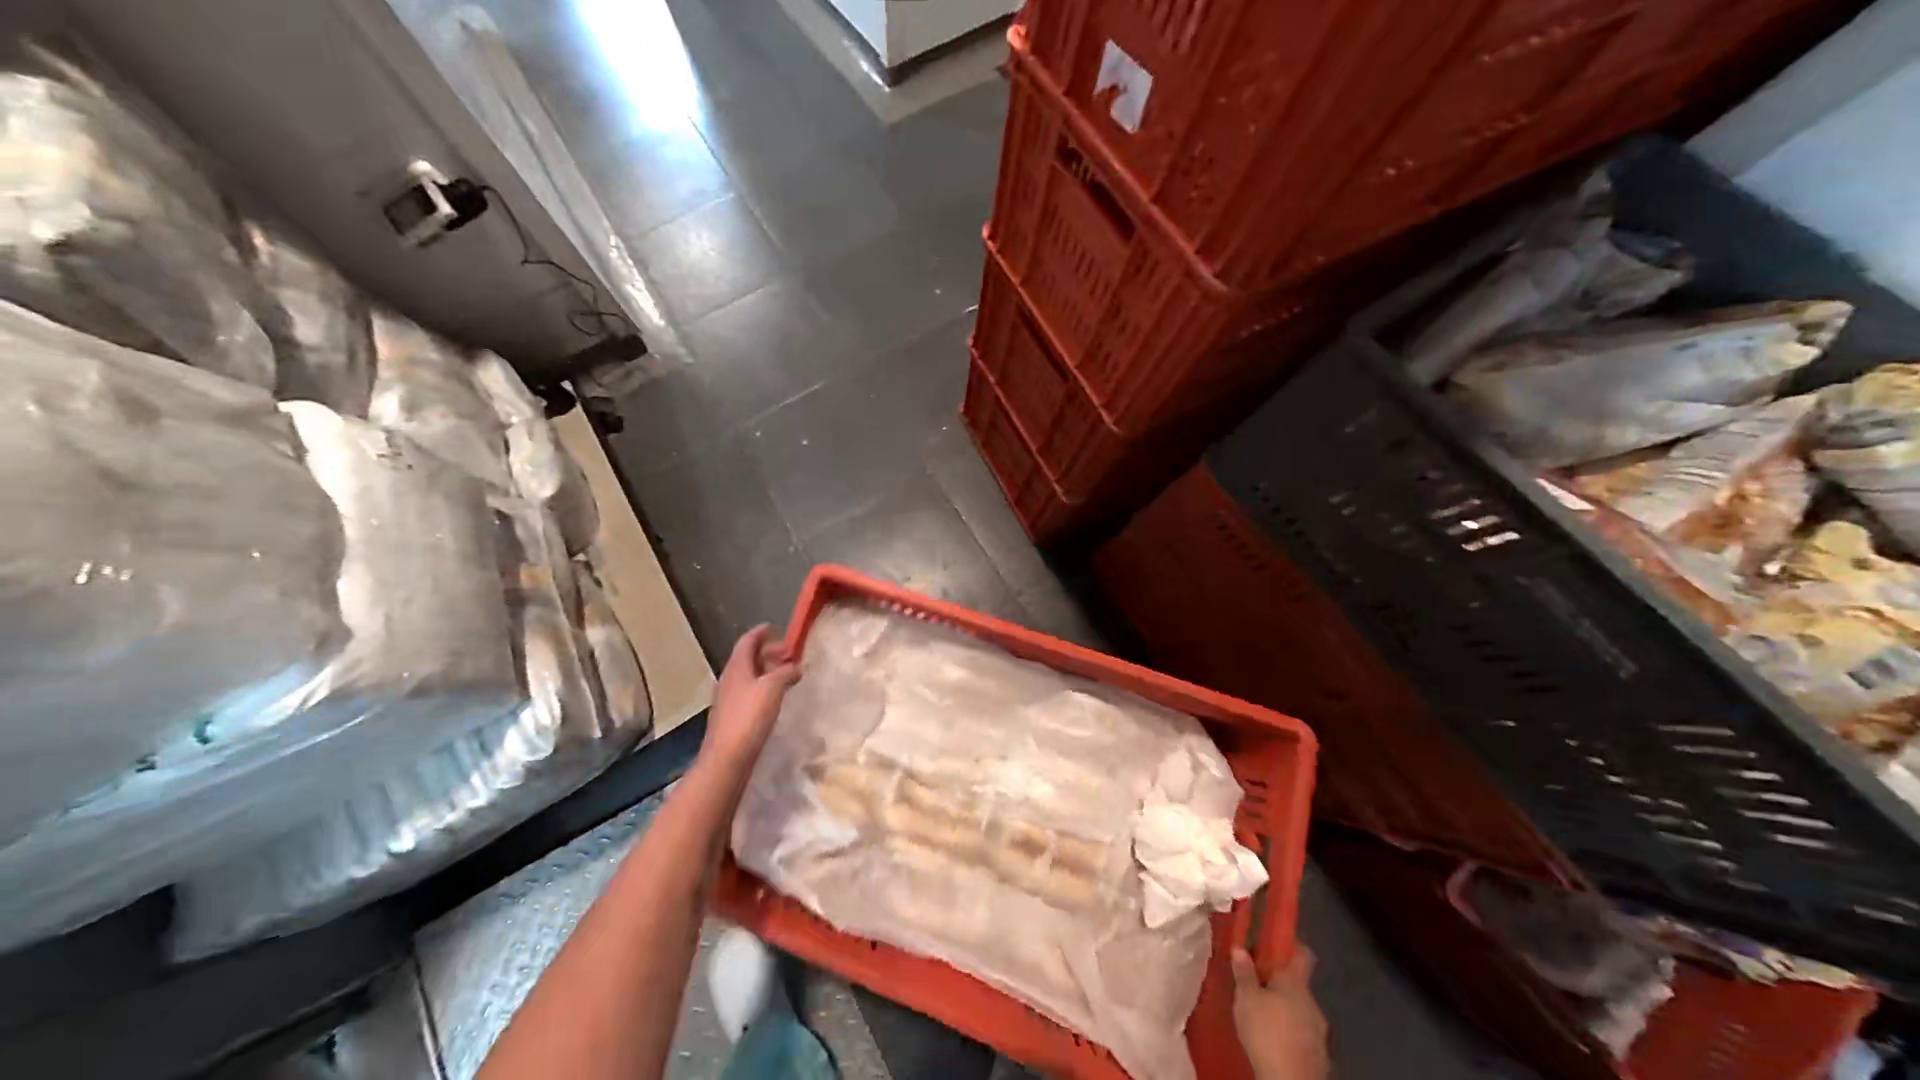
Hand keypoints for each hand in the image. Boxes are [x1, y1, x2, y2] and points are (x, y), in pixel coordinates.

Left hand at [701, 624, 799, 768]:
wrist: (727, 757)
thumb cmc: (749, 717)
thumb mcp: (772, 688)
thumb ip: (785, 673)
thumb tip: (795, 666)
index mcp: (737, 667)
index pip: (747, 641)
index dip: (760, 632)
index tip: (773, 627)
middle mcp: (730, 679)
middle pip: (748, 658)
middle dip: (768, 652)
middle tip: (788, 652)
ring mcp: (729, 698)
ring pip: (749, 675)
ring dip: (767, 670)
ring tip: (787, 674)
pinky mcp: (733, 715)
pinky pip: (750, 692)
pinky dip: (764, 686)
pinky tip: (776, 697)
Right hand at [1233, 946, 1328, 1079]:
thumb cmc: (1266, 1032)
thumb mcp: (1246, 999)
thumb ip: (1244, 973)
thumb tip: (1241, 947)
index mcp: (1295, 983)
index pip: (1302, 953)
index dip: (1291, 943)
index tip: (1274, 939)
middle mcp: (1312, 1001)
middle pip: (1297, 982)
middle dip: (1280, 980)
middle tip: (1257, 982)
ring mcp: (1319, 1027)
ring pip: (1300, 1007)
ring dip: (1284, 1005)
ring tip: (1262, 1012)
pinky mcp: (1319, 1051)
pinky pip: (1303, 1029)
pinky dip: (1290, 1028)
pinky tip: (1275, 1036)